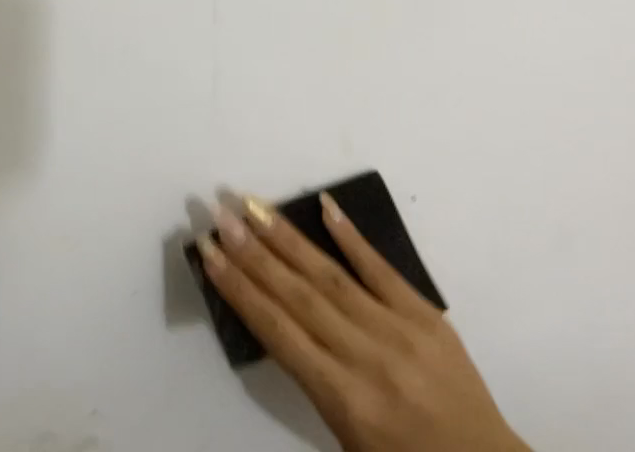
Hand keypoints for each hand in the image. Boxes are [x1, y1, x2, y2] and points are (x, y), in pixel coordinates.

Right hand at [199, 194, 527, 451]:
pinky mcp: (427, 316)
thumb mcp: (341, 433)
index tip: (207, 253)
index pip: (275, 329)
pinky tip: (325, 206)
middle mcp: (364, 356)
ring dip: (286, 237)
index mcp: (340, 395)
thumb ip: (308, 375)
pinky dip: (352, 236)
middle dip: (252, 252)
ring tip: (253, 205)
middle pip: (297, 294)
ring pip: (330, 275)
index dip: (238, 287)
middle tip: (220, 215)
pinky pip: (382, 269)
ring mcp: (398, 330)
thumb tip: (270, 314)